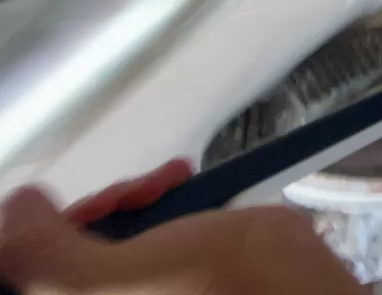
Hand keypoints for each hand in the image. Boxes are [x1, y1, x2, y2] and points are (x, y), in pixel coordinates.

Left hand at [0, 163, 357, 294]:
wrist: (277, 267)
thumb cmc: (191, 283)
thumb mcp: (100, 280)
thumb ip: (40, 251)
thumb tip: (20, 201)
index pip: (13, 270)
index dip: (27, 237)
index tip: (67, 218)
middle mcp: (88, 292)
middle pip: (52, 247)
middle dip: (87, 210)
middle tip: (123, 197)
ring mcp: (126, 276)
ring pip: (98, 225)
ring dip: (127, 193)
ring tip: (163, 183)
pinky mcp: (165, 248)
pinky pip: (141, 214)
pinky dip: (158, 188)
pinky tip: (178, 177)